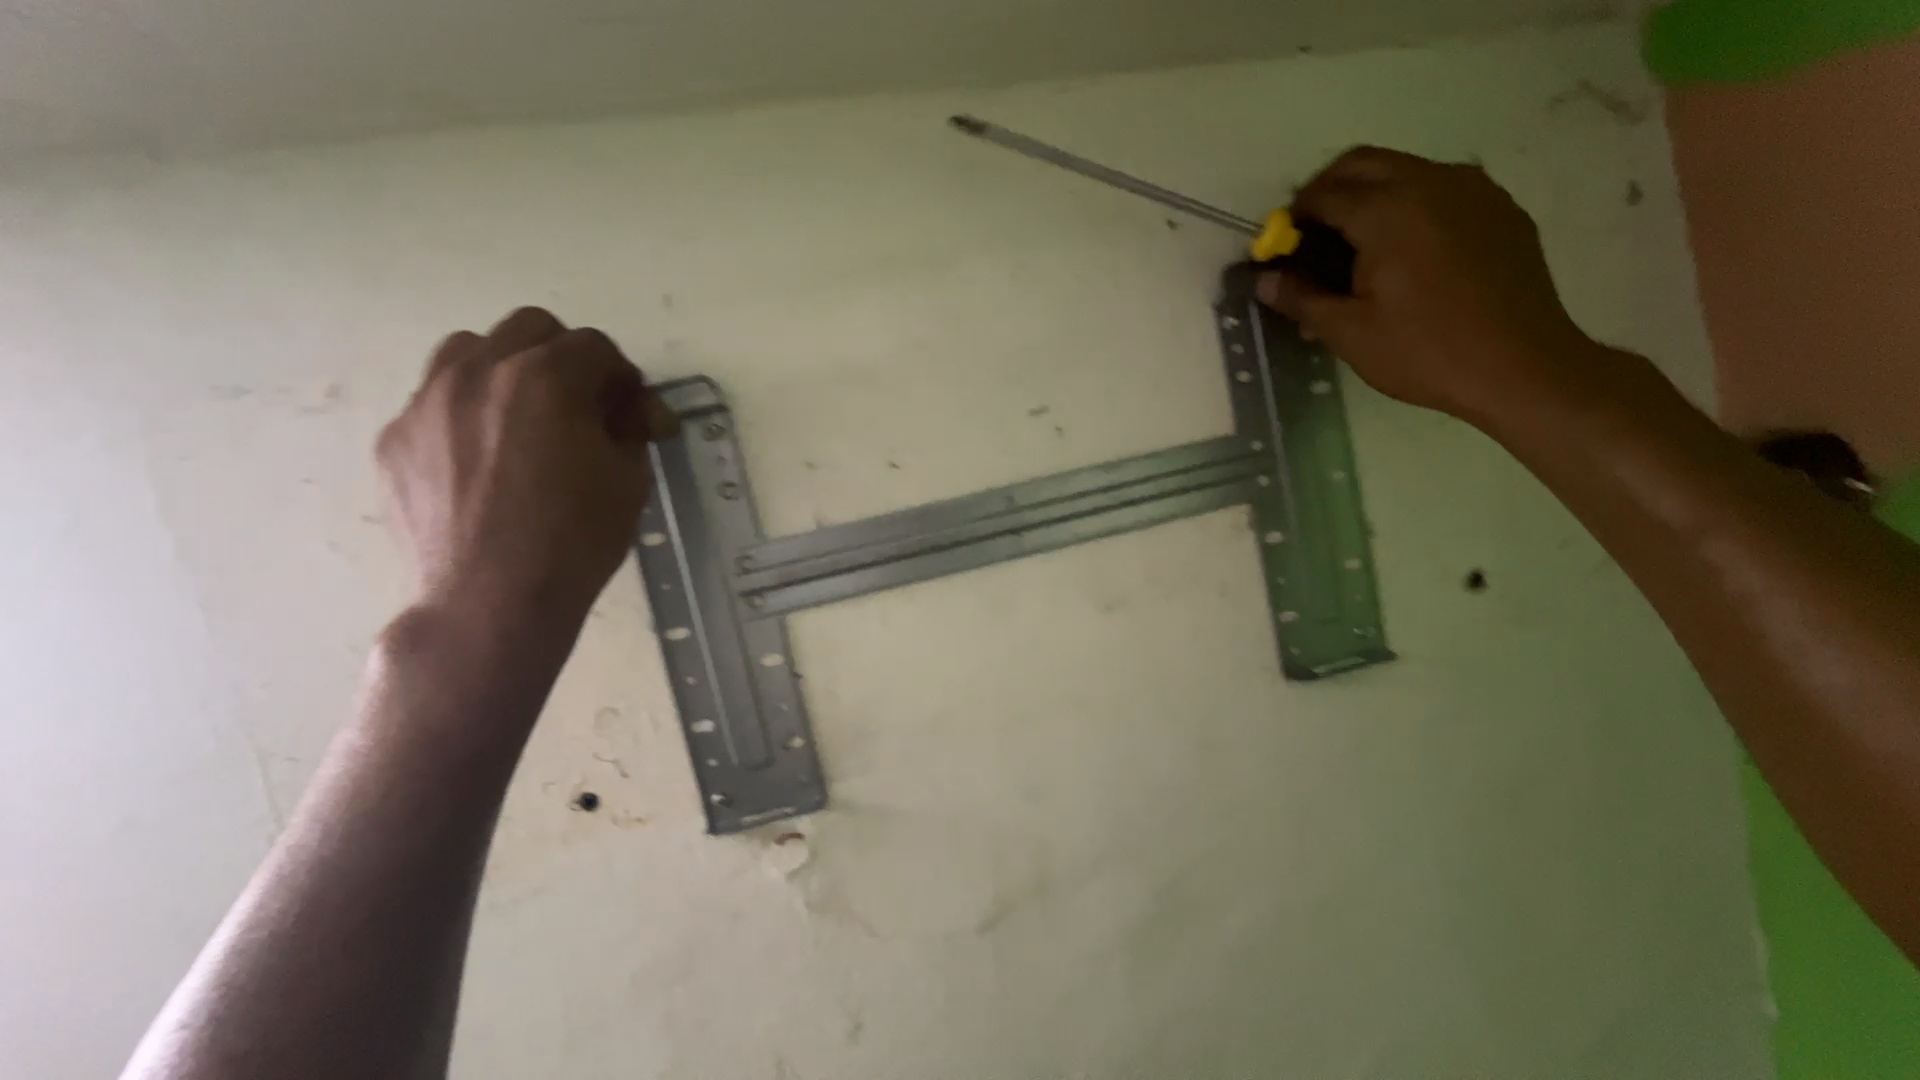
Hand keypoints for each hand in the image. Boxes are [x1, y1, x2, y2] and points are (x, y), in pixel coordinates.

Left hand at [376, 307, 676, 627]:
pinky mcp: (395, 439)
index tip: (631, 411)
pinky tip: (483, 464)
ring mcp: (427, 402)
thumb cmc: (574, 542)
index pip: (596, 347)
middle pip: (530, 329)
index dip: (623, 377)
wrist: (491, 602)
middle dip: (566, 358)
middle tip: (581, 405)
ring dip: (506, 371)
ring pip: (469, 351)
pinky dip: (466, 416)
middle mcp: (481, 372)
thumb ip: (628, 430)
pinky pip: (434, 404)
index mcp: (547, 378)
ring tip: (522, 420)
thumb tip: (625, 414)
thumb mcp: (629, 482)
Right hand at [1256, 147, 1602, 422]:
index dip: (1292, 220)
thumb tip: (1264, 280)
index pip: (1322, 194)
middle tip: (1312, 238)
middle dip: (1327, 192)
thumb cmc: (1425, 352)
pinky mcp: (1500, 208)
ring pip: (1404, 170)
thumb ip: (1301, 298)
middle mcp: (1430, 181)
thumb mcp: (1349, 333)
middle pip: (1362, 164)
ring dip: (1371, 194)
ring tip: (1359, 247)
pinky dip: (1412, 205)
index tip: (1281, 251)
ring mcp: (1473, 190)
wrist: (1523, 367)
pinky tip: (1409, 253)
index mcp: (1387, 209)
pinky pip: (1442, 188)